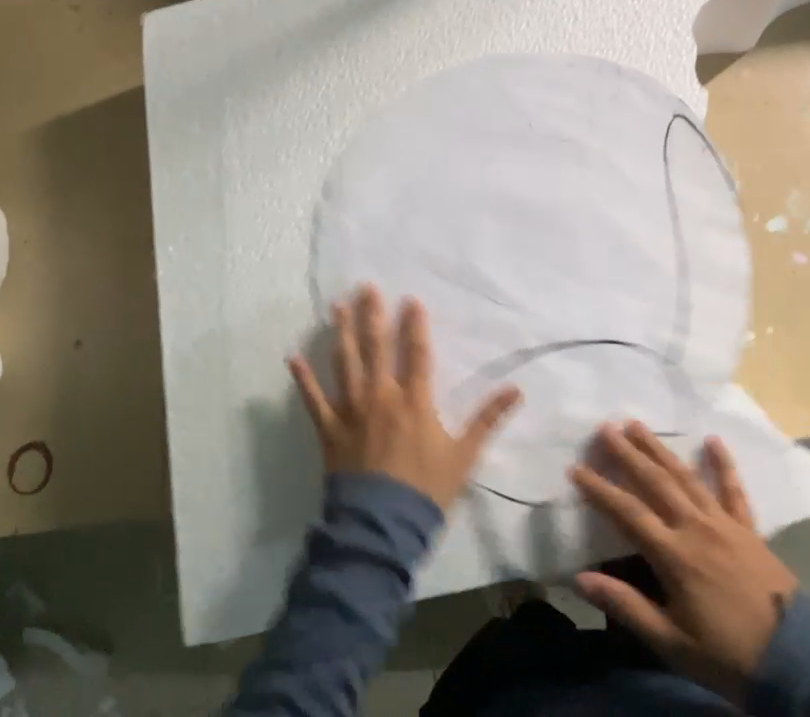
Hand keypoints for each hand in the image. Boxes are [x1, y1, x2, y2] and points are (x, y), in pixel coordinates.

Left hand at [288, 285, 521, 508]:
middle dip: (372, 315)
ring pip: (345, 363)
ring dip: (342, 333)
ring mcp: (351, 410)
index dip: (414, 324)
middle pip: (375, 347)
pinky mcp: (329, 429)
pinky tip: (293, 358)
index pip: (415, 352)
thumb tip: (516, 390)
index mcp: (414, 400)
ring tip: (338, 306)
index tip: (411, 300)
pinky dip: (303, 379)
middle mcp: (380, 396)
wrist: (382, 523)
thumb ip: (487, 419)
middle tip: (366, 287)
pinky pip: (312, 399)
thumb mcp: (464, 455)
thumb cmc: (426, 488)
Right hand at [570, 423, 800, 698]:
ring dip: (661, 450)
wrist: (798, 660)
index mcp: (675, 556)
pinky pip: (734, 490)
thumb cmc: (727, 655)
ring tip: (639, 426)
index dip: (600, 489)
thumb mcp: (671, 642)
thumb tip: (579, 578)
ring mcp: (726, 525)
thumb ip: (626, 606)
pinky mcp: (750, 530)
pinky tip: (713, 440)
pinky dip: (724, 464)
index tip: (575, 468)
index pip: (628, 513)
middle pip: (657, 483)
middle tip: (605, 428)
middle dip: (628, 454)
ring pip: (687, 478)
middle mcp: (697, 529)